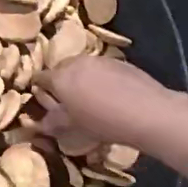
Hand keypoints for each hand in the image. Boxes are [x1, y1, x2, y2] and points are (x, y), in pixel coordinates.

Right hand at [38, 57, 176, 149]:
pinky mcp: (119, 61)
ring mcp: (99, 59)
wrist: (148, 113)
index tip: (43, 100)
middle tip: (67, 101)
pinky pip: (100, 68)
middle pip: (61, 69)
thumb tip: (41, 123)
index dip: (39, 88)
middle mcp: (76, 62)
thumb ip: (54, 122)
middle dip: (61, 81)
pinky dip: (99, 77)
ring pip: (81, 66)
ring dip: (81, 78)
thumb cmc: (104, 122)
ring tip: (90, 97)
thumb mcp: (75, 127)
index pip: (40, 77)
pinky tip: (110, 94)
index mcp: (60, 78)